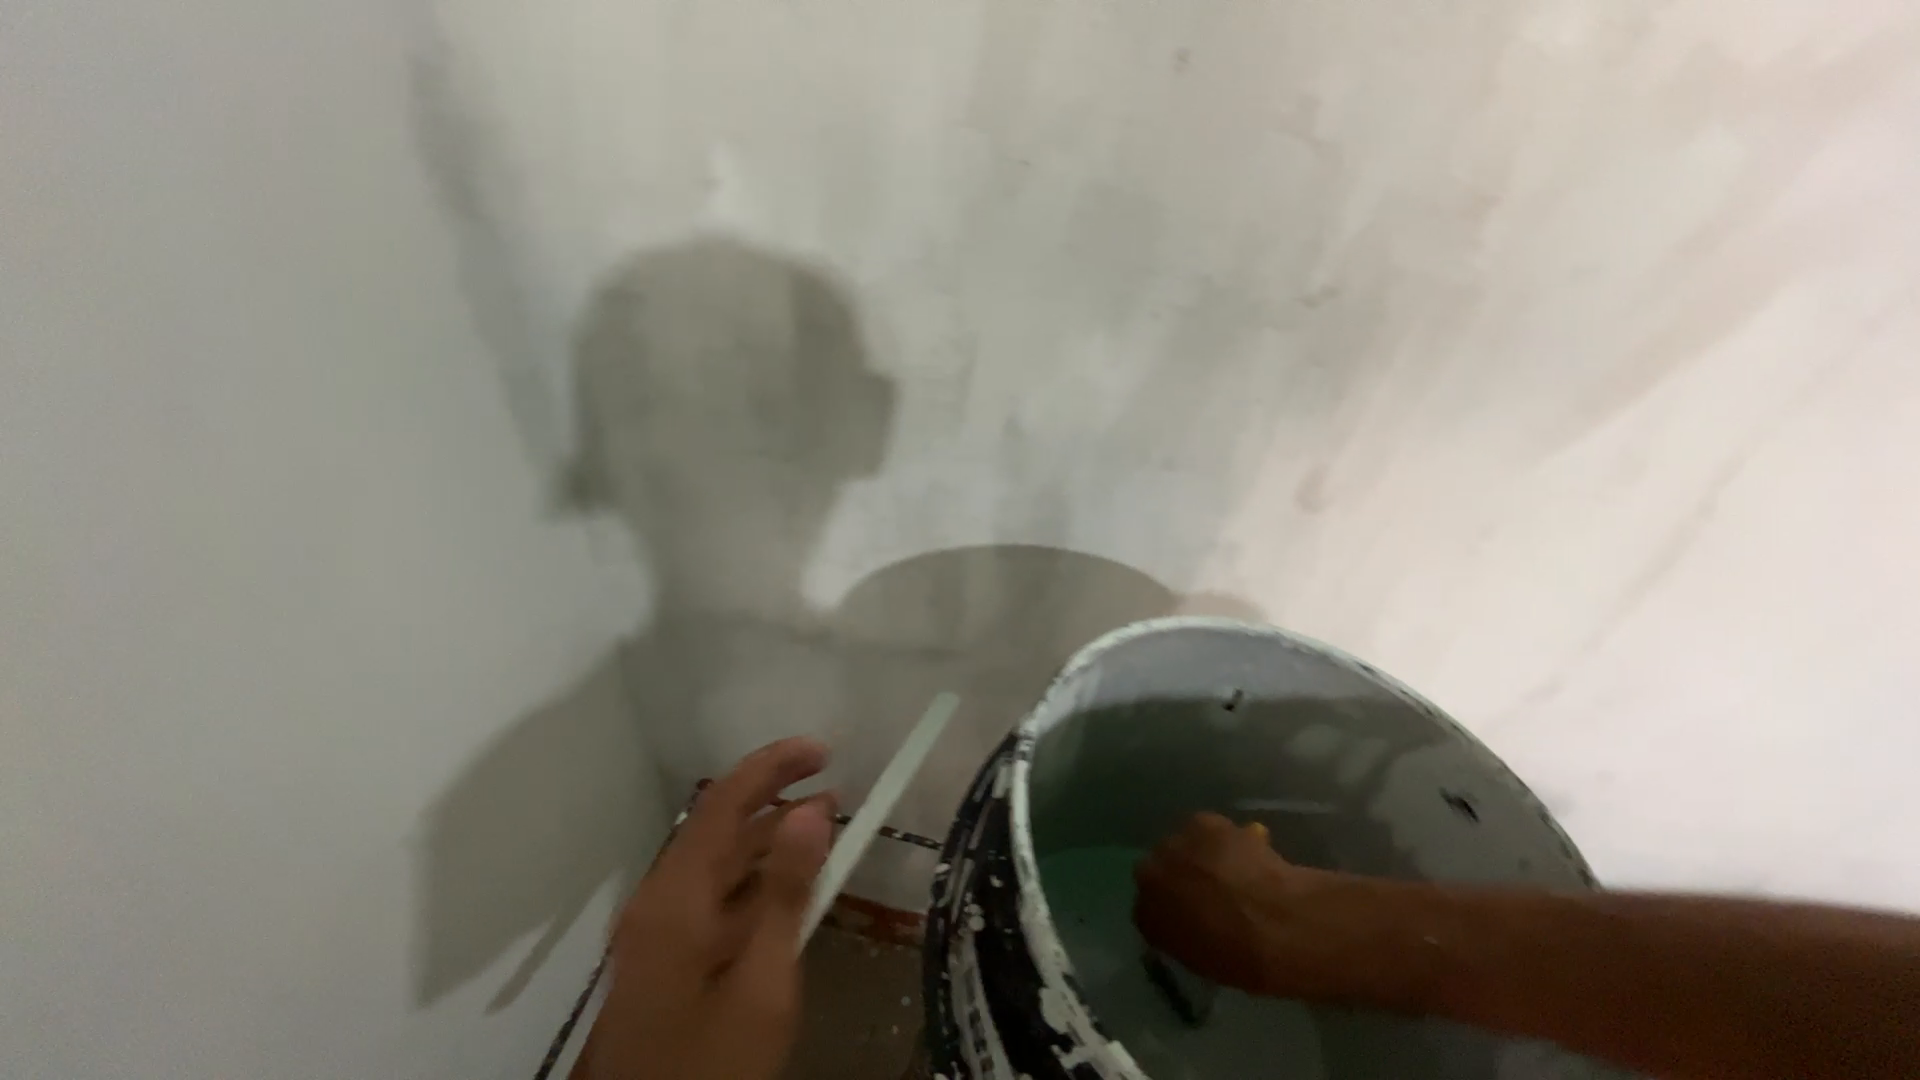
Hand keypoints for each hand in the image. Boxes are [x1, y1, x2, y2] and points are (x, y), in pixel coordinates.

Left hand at [573, 738, 834, 1079]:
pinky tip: (793, 881)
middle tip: (833, 781)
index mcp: (675, 898)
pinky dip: (756, 878)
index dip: (771, 766)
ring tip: (827, 822)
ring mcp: (658, 930)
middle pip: (718, 824)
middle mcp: (659, 900)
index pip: (723, 803)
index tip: (822, 749)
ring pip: (718, 860)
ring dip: (769, 836)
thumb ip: (786, 892)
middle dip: (775, 794)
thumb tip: (810, 810)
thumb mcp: (763, 983)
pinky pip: (714, 896)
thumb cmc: (711, 1065)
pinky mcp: (666, 956)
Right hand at [1133, 812, 1301, 994]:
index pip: (1148, 909)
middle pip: (1157, 869)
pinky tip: (1242, 851)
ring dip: (1197, 854)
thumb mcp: (1204, 962)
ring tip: (1230, 868)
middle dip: (1178, 876)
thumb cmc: (1244, 959)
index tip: (1191, 914)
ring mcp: (1173, 846)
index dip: (1171, 909)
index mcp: (1147, 917)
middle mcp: (1149, 876)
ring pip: (1180, 845)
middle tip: (1209, 889)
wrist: (1277, 926)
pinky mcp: (1201, 823)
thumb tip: (1189, 922)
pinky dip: (1220, 837)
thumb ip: (1184, 937)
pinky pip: (1205, 829)